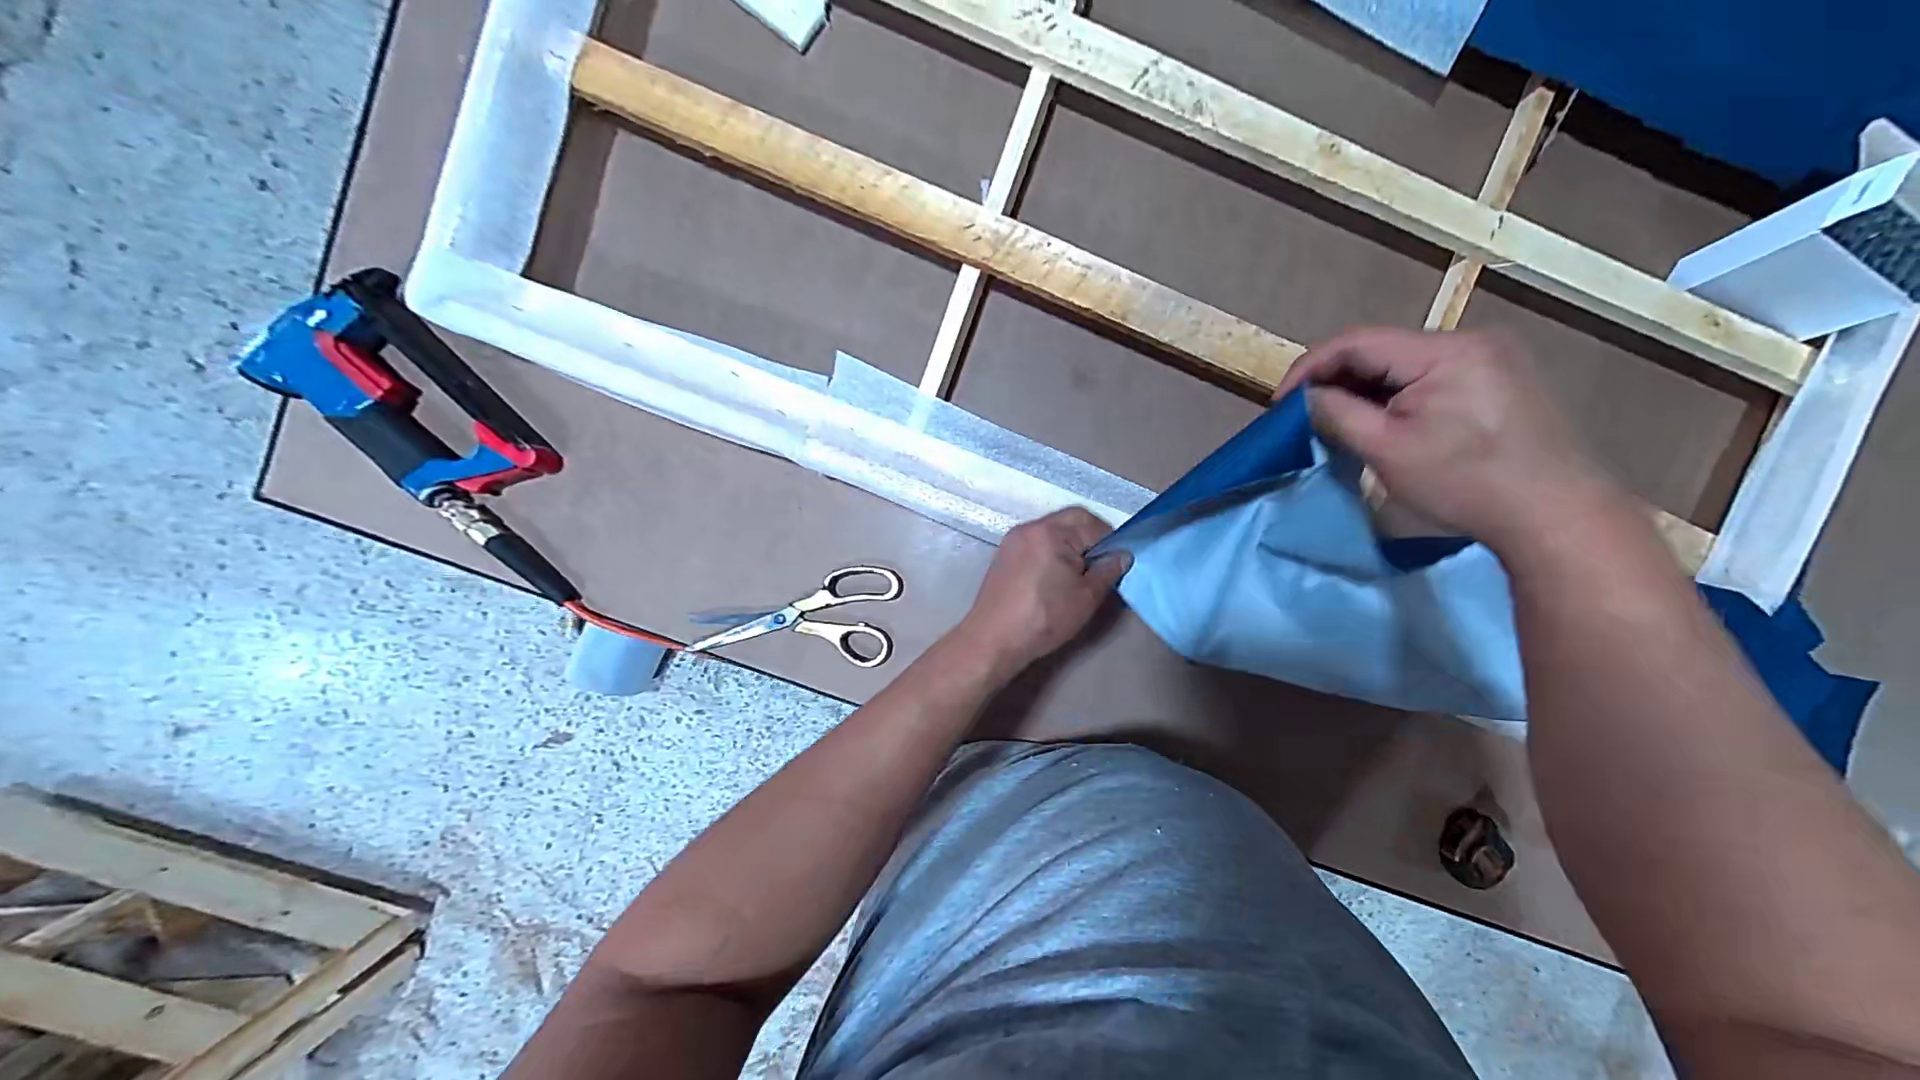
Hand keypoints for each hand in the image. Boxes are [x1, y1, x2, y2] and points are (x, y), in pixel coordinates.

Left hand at [951, 507, 1130, 676]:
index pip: (1091, 522)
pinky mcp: (1003, 555)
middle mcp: (1029, 528)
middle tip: (1100, 567)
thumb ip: (1108, 571)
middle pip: (1070, 521)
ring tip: (1078, 575)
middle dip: (1090, 539)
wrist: (993, 640)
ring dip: (1070, 546)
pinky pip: (1035, 544)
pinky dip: (1050, 553)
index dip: (1111, 539)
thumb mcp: (1086, 597)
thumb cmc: (1043, 618)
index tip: (1117, 561)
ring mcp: (1012, 541)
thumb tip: (1122, 556)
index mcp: (1050, 532)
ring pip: (1052, 532)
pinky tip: (1055, 578)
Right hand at [1275, 327, 1623, 550]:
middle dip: (1334, 381)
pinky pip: (1427, 377)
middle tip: (1302, 416)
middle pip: (1379, 350)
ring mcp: (1490, 358)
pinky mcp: (1498, 379)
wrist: (1555, 514)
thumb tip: (1304, 399)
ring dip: (1362, 390)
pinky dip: (1393, 396)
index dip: (1309, 369)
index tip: (1279, 404)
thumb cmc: (1465, 483)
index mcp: (1445, 350)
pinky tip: (1378, 422)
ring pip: (1401, 364)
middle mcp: (1470, 340)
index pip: (1355, 342)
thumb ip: (1337, 414)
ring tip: (1334, 421)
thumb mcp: (1387, 449)